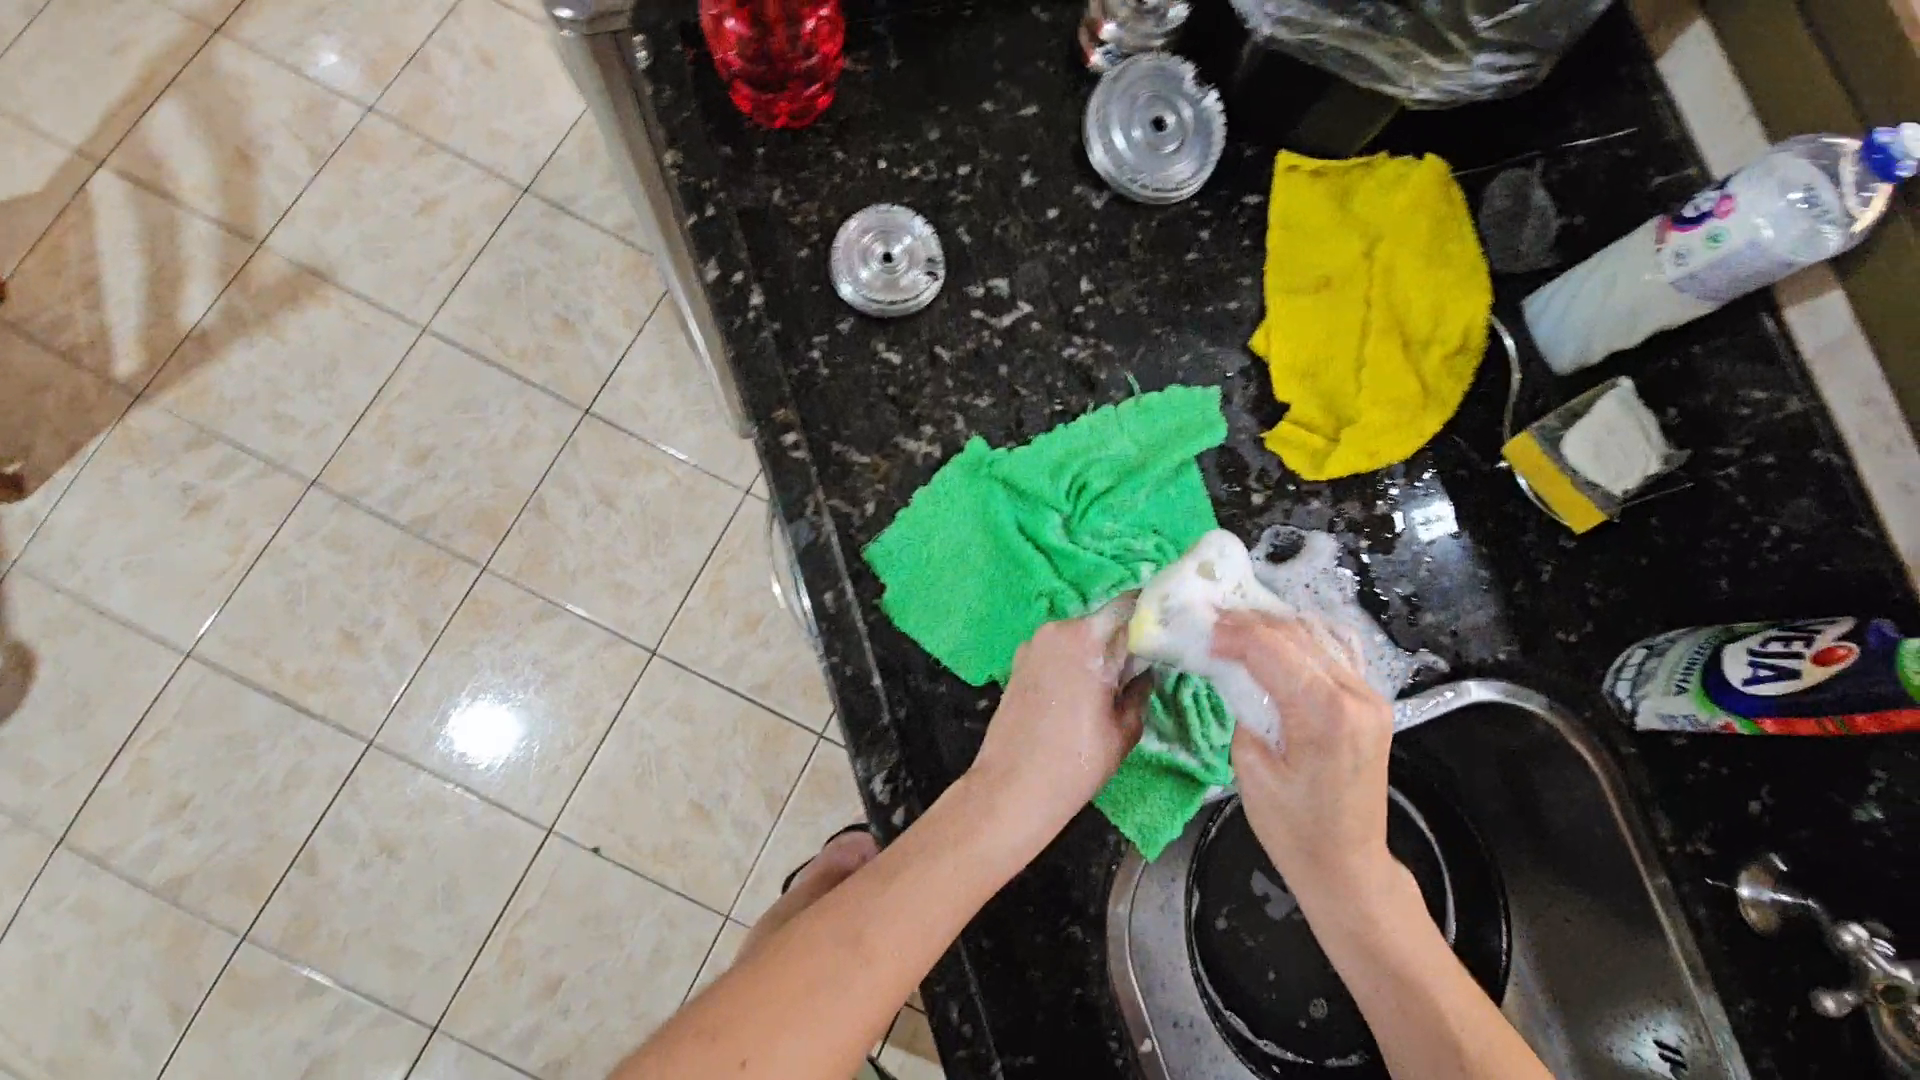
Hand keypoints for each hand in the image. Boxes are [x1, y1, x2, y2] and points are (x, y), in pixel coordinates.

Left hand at [966, 599, 1150, 835]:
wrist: (1012, 788)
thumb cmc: (1076, 761)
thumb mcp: (1124, 728)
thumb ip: (1139, 690)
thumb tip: (1144, 671)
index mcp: (1087, 638)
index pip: (1129, 606)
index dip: (1150, 616)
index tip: (1166, 633)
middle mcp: (1056, 630)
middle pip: (1102, 623)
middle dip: (1121, 642)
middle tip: (1137, 673)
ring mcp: (1032, 645)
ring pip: (1077, 638)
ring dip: (1094, 655)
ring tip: (1105, 691)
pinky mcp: (1017, 663)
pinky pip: (1055, 652)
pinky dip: (1071, 665)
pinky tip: (1077, 697)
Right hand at [1215, 612, 1401, 907]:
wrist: (1346, 863)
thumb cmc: (1293, 827)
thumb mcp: (1250, 767)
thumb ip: (1244, 709)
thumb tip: (1235, 673)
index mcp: (1325, 713)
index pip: (1273, 649)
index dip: (1234, 634)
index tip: (1203, 631)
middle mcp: (1356, 695)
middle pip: (1296, 636)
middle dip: (1251, 625)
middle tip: (1212, 622)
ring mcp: (1371, 697)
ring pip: (1317, 638)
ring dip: (1274, 629)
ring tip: (1237, 629)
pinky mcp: (1371, 704)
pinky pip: (1334, 655)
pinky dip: (1300, 643)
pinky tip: (1275, 643)